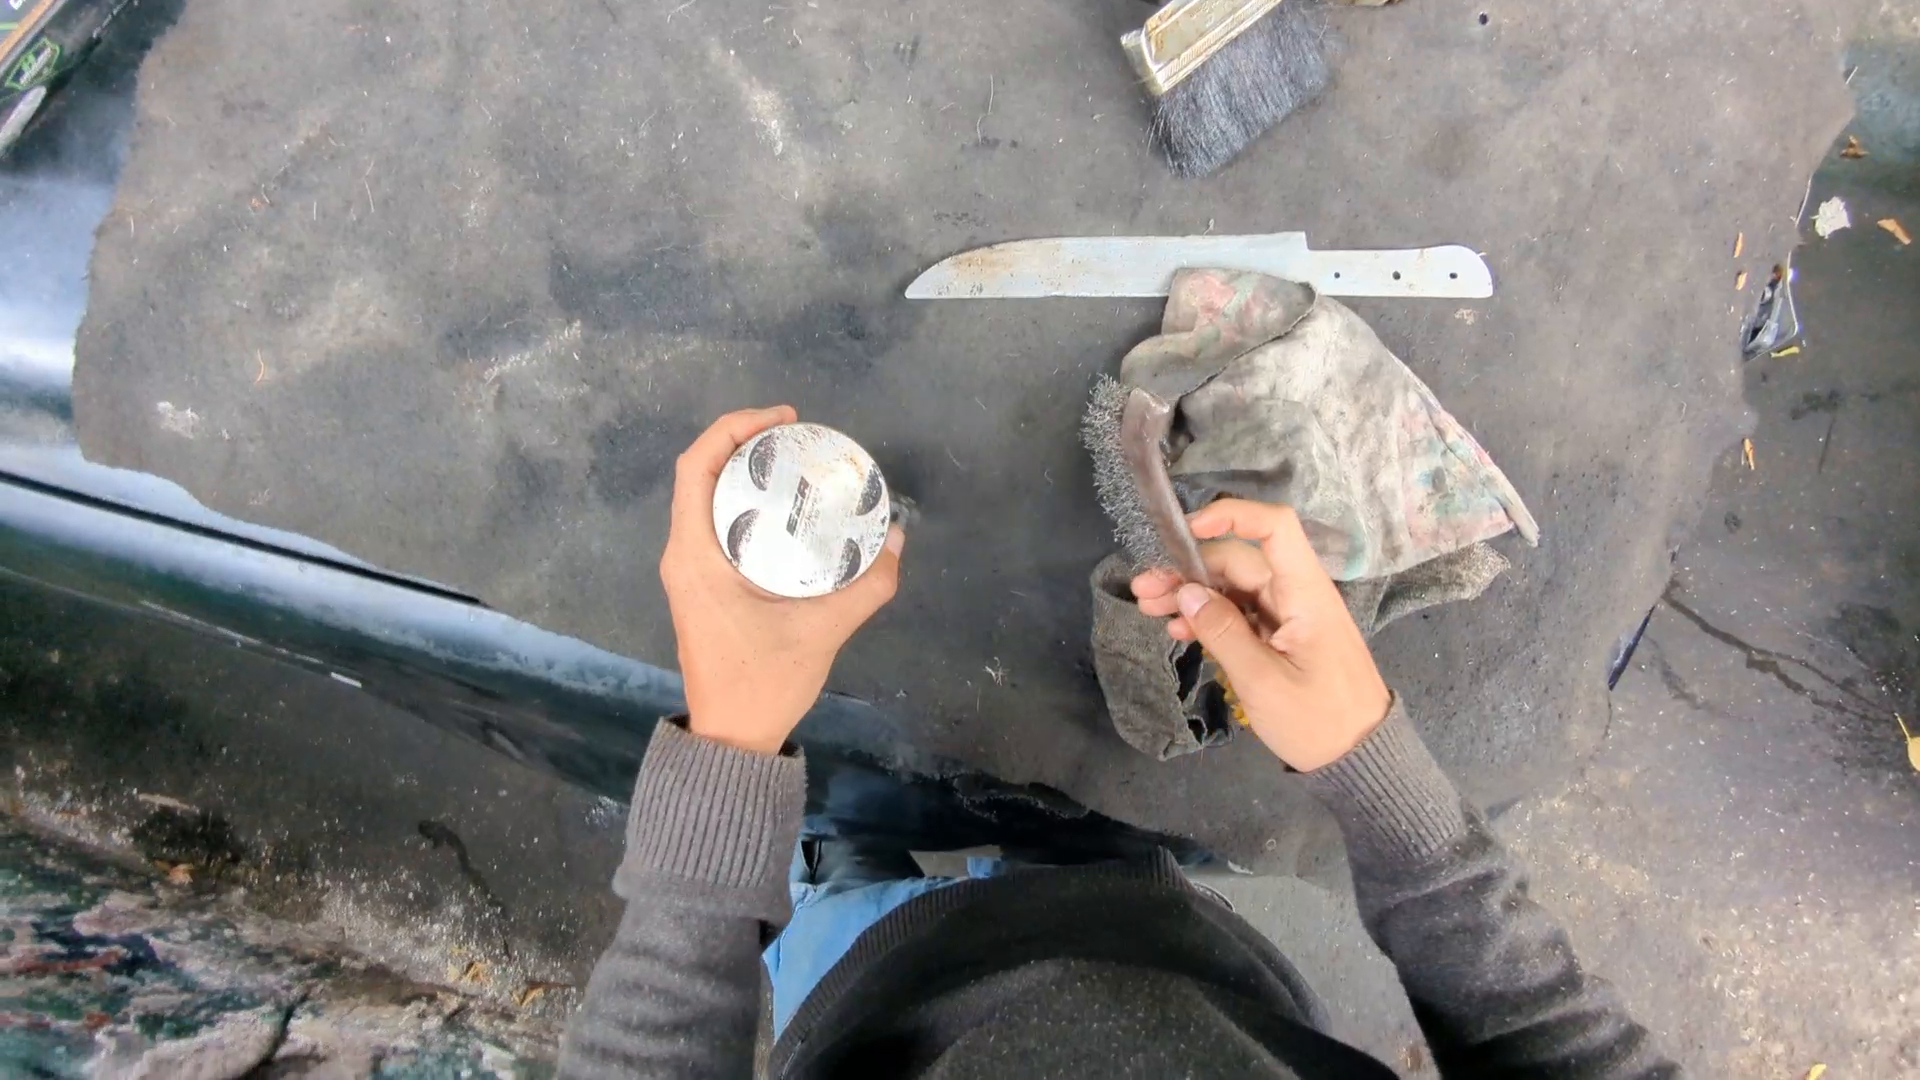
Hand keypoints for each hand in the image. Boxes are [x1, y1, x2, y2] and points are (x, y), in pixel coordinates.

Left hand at [660, 406, 904, 754]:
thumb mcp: (822, 631)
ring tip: (796, 463)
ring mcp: (688, 570)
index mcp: (694, 556)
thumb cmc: (764, 683)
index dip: (734, 428)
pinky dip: (746, 503)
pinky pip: (716, 524)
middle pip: (701, 474)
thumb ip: (867, 586)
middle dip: (746, 443)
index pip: (697, 467)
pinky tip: (787, 509)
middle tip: (799, 438)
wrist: (731, 738)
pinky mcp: (701, 584)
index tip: (784, 420)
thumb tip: (896, 539)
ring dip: (744, 472)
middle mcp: (682, 554)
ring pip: (707, 498)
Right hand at [1131, 499, 1389, 770]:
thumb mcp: (1264, 682)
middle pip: (1236, 560)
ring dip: (1187, 593)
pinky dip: (1204, 617)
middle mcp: (1294, 594)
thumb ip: (1223, 632)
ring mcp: (1284, 614)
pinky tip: (1176, 630)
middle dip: (1186, 568)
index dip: (1232, 516)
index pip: (1276, 528)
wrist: (1360, 761)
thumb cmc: (1319, 721)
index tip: (1186, 531)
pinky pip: (1235, 613)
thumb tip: (1185, 591)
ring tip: (1146, 607)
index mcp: (1304, 593)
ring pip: (1229, 587)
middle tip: (1142, 589)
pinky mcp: (1276, 635)